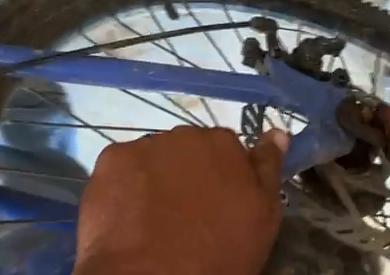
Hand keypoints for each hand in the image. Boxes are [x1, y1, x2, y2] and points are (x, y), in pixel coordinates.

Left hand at [74, 126, 286, 274]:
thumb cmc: (217, 257)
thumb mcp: (261, 220)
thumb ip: (268, 170)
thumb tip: (277, 132)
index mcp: (225, 145)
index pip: (225, 151)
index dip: (220, 180)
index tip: (216, 207)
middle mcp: (186, 135)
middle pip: (188, 152)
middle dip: (187, 176)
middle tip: (185, 219)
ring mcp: (146, 145)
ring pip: (154, 159)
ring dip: (155, 181)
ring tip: (153, 223)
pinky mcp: (112, 160)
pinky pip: (121, 168)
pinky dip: (123, 188)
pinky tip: (127, 219)